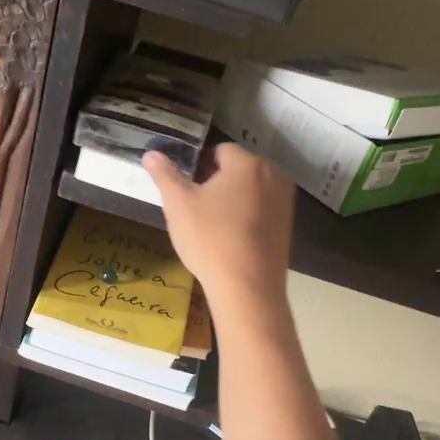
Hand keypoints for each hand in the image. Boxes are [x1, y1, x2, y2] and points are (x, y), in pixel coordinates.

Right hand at [143, 143, 293, 310]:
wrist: (247, 288)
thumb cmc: (210, 240)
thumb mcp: (178, 205)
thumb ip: (165, 175)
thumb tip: (151, 154)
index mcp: (247, 163)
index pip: (219, 151)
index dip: (199, 167)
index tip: (187, 191)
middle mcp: (274, 175)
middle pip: (238, 168)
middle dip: (217, 182)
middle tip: (197, 209)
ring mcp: (285, 200)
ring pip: (251, 189)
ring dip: (233, 199)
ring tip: (214, 225)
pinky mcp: (288, 224)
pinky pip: (262, 209)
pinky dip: (247, 216)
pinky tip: (232, 238)